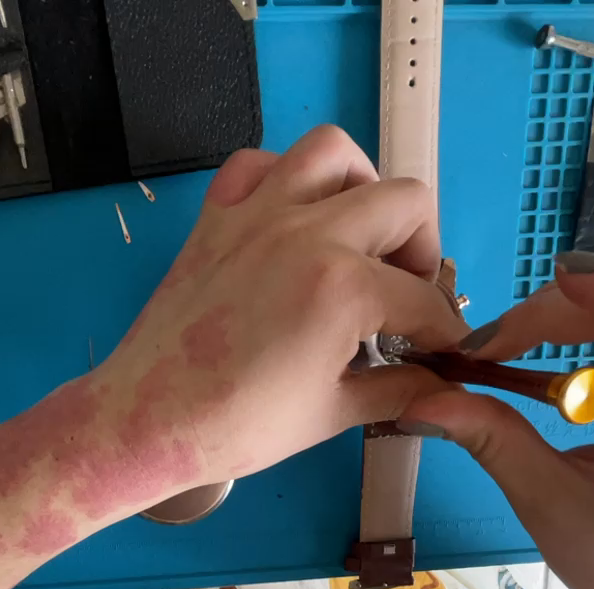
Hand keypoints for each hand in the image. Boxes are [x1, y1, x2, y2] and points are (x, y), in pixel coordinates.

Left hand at [90, 125, 466, 491]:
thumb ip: (397, 390)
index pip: (422, 300)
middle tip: (407, 297)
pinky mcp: (216, 218)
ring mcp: (257, 215)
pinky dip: (284, 177)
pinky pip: (257, 164)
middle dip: (423, 252)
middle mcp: (308, 231)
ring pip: (334, 154)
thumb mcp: (330, 414)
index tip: (445, 349)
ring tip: (357, 239)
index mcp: (343, 286)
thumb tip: (439, 385)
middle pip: (404, 203)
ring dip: (363, 188)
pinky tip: (290, 220)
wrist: (147, 421)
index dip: (444, 331)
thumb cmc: (237, 428)